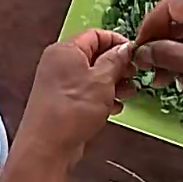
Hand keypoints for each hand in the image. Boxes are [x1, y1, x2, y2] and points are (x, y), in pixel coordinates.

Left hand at [15, 29, 136, 163]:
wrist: (47, 146)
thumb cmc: (71, 110)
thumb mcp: (102, 80)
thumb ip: (116, 61)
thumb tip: (125, 48)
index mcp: (66, 50)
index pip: (96, 35)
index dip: (118, 42)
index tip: (135, 53)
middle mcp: (60, 64)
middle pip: (95, 56)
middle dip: (117, 66)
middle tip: (133, 76)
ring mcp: (60, 84)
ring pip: (93, 77)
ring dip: (113, 84)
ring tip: (128, 94)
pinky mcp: (63, 102)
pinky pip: (86, 93)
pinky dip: (102, 98)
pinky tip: (114, 108)